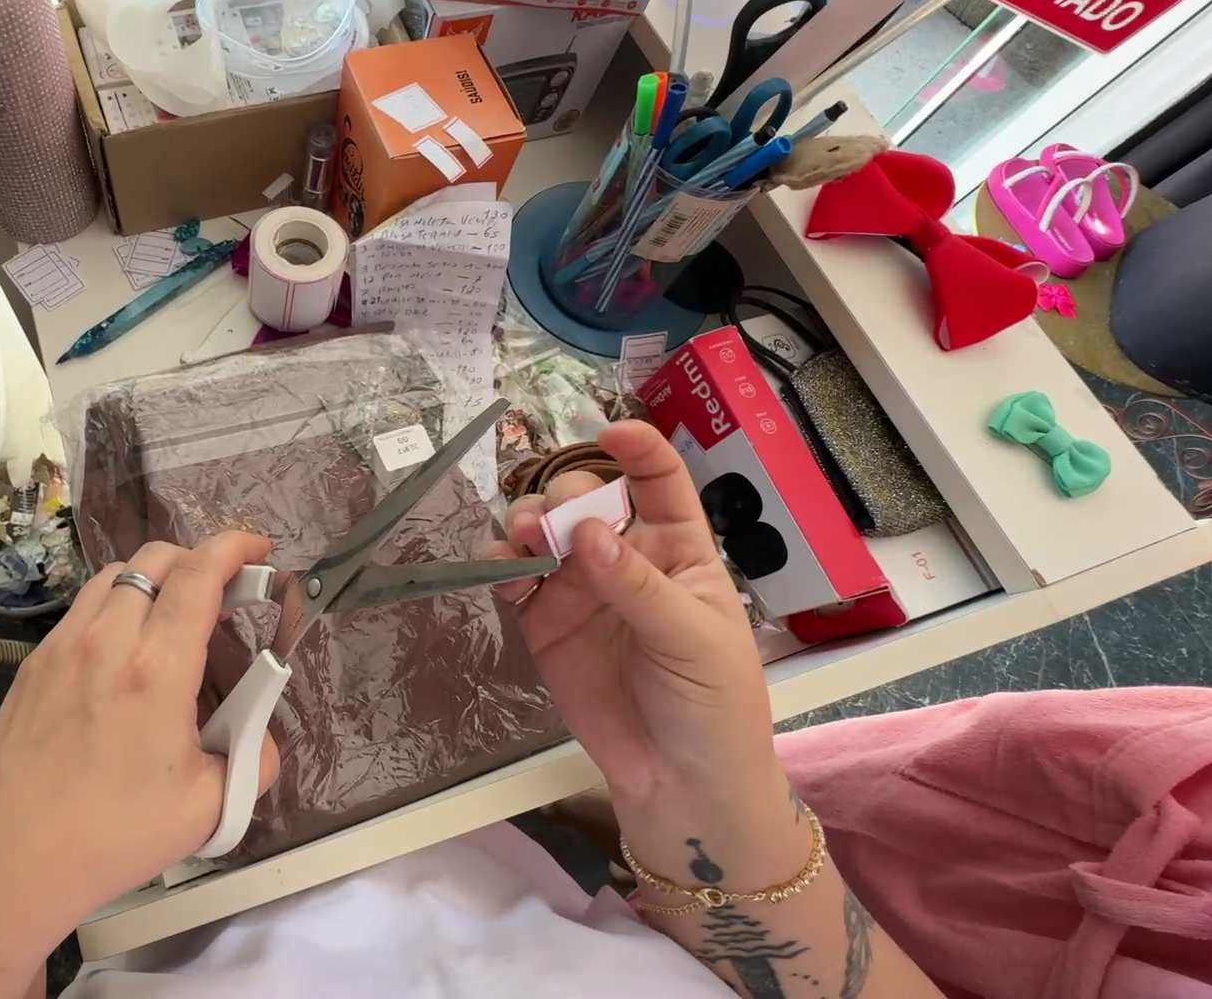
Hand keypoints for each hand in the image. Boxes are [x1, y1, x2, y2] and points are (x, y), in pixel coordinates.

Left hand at [0, 532, 280, 922]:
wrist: (7, 865)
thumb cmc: (112, 837)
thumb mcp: (208, 808)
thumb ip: (254, 757)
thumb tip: (261, 729)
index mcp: (156, 669)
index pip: (200, 574)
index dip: (236, 546)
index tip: (260, 547)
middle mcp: (107, 639)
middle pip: (158, 558)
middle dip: (201, 558)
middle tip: (226, 593)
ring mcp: (63, 644)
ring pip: (118, 574)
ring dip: (157, 577)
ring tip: (175, 620)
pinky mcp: (35, 660)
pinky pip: (86, 605)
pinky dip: (119, 603)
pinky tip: (126, 652)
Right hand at [492, 420, 783, 826]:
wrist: (676, 780)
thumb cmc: (712, 703)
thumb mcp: (692, 640)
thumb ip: (637, 586)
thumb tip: (585, 531)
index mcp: (675, 549)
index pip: (659, 483)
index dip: (639, 451)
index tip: (611, 431)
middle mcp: (622, 556)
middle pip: (584, 499)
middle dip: (563, 495)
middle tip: (553, 521)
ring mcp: (577, 586)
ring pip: (541, 532)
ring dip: (525, 523)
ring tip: (521, 540)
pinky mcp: (542, 619)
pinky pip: (513, 579)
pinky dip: (499, 566)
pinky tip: (500, 571)